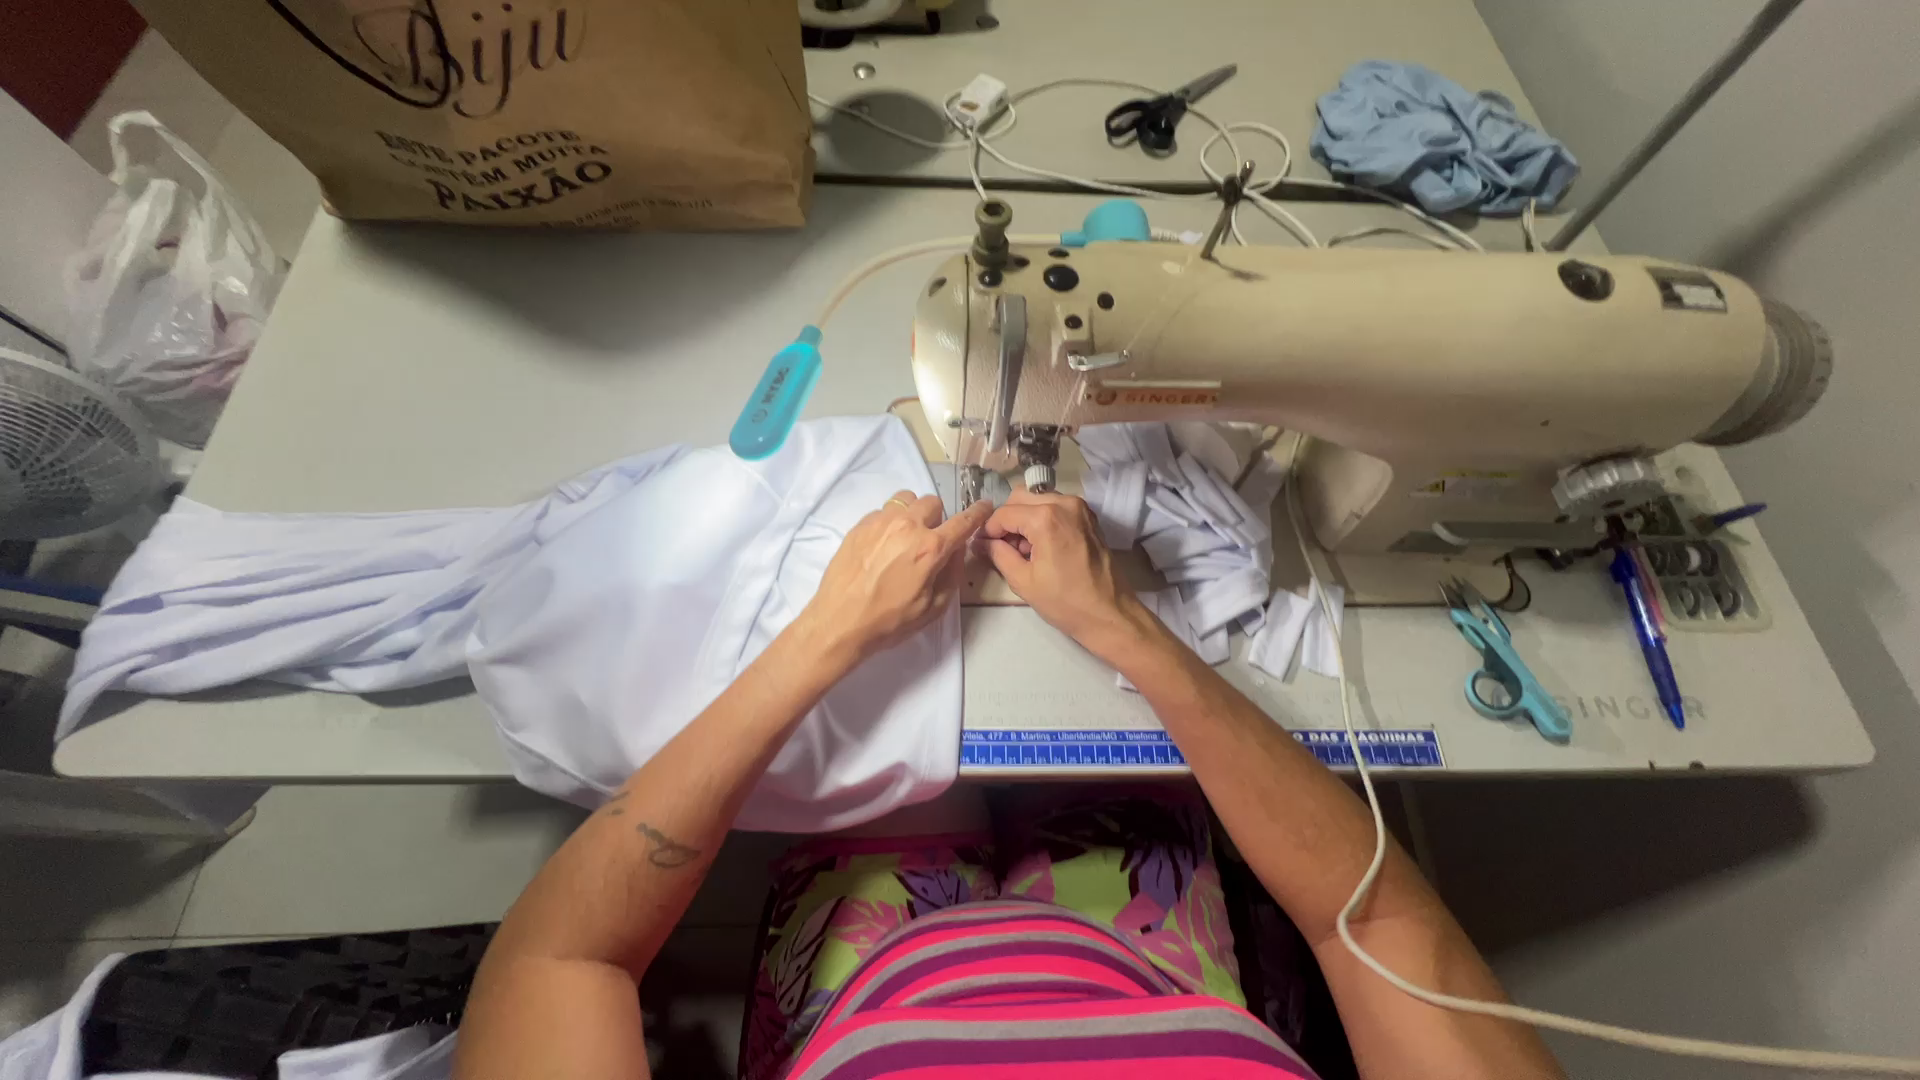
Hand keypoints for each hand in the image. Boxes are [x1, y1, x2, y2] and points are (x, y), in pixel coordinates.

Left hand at [796, 490, 992, 664]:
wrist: (839, 623)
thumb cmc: (889, 621)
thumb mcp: (933, 607)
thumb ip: (952, 574)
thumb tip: (956, 550)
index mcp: (930, 548)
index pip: (963, 522)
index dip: (978, 513)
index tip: (986, 507)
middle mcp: (907, 526)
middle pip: (932, 502)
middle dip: (937, 518)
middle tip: (929, 541)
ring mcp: (880, 522)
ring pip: (906, 500)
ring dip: (912, 514)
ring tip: (904, 539)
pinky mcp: (859, 525)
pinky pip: (882, 511)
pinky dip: (889, 523)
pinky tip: (881, 548)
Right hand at [980, 489, 1163, 662]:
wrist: (1109, 613)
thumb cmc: (1065, 602)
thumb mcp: (1023, 581)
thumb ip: (998, 554)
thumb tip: (981, 543)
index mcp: (1046, 518)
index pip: (1004, 513)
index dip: (989, 530)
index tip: (983, 546)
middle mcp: (1064, 503)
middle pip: (1020, 498)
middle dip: (1007, 520)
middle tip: (1003, 548)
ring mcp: (1079, 507)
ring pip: (1038, 500)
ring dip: (1024, 519)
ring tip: (1024, 550)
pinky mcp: (1088, 516)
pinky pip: (1056, 507)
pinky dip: (1043, 519)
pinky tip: (1042, 546)